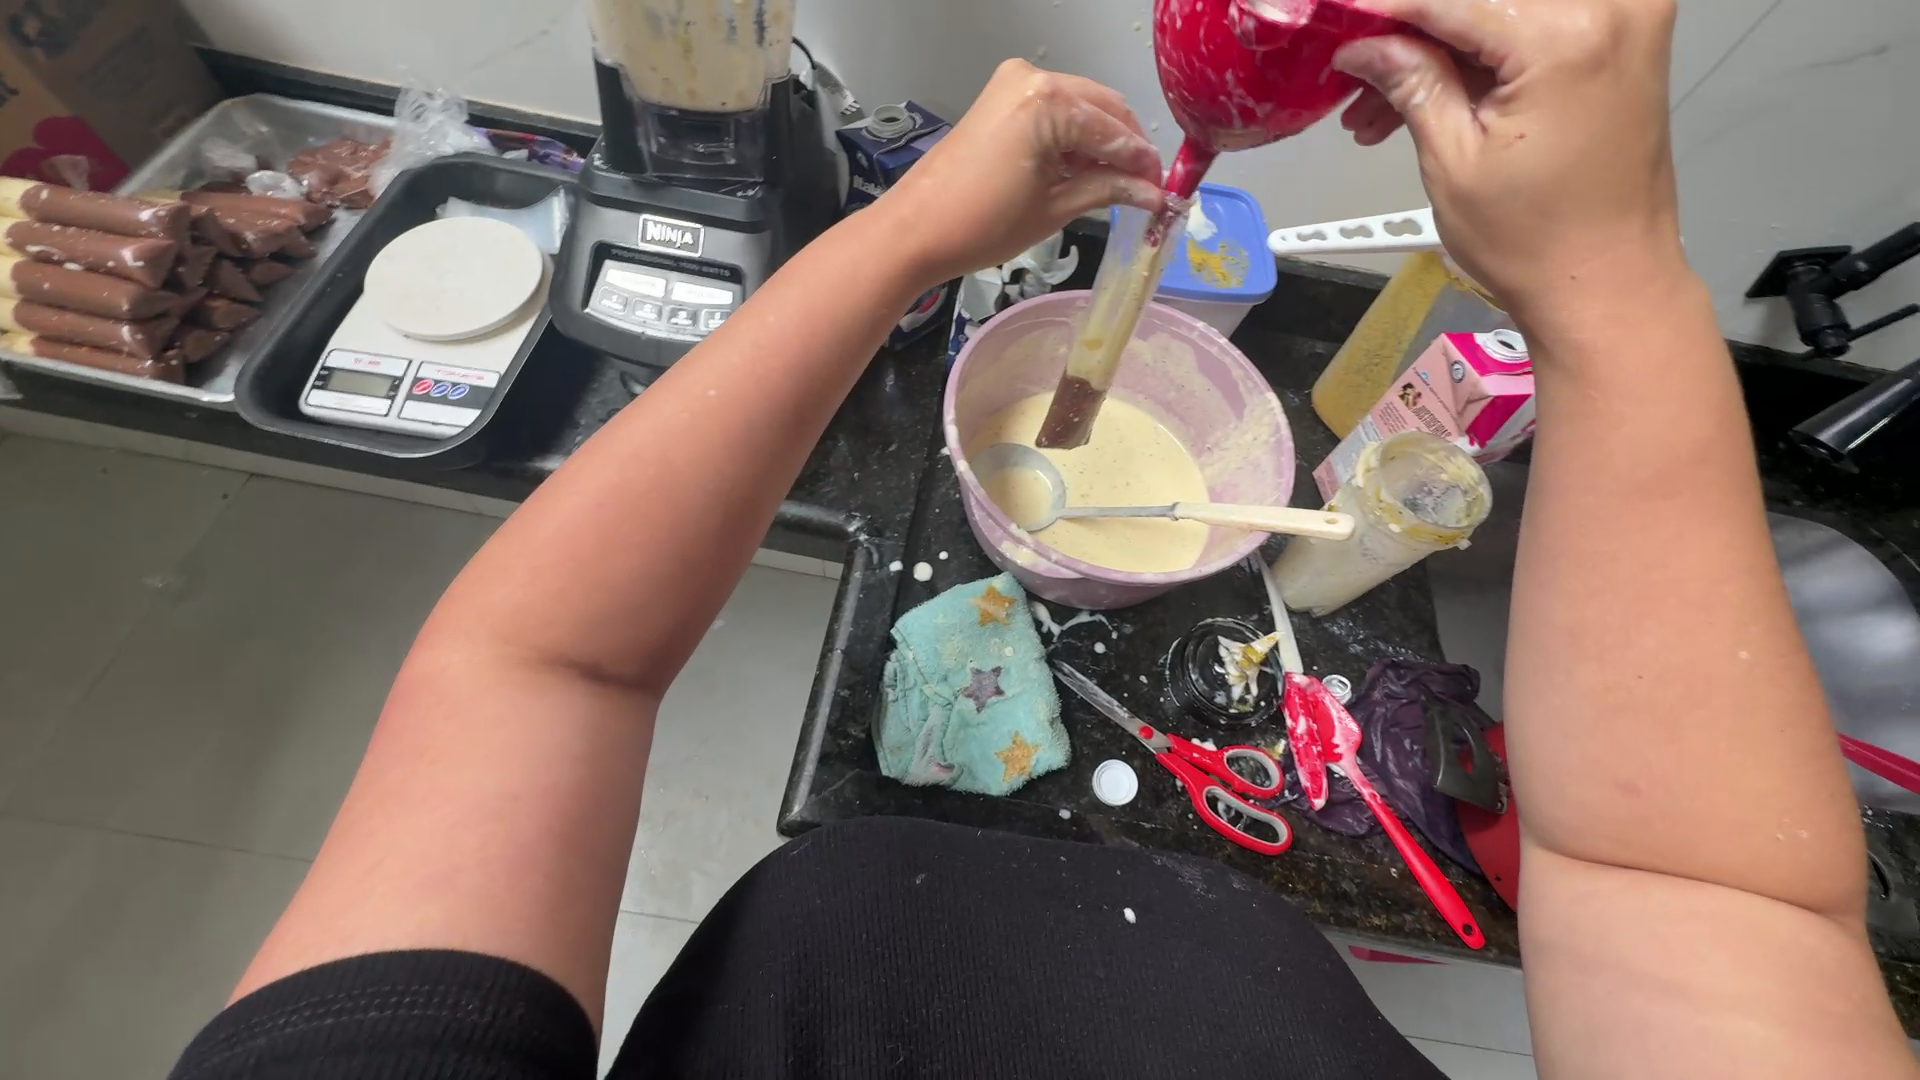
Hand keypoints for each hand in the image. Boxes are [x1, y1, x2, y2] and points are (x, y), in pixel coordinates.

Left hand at [876, 60, 1164, 287]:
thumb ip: (1107, 191)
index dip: (1142, 163)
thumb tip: (1152, 193)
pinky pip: (1053, 113)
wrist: (916, 231)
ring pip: (1079, 108)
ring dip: (1100, 144)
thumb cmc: (980, 226)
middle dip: (1125, 148)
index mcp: (1048, 101)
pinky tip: (1083, 172)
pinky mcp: (1000, 99)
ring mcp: (1013, 84)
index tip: (1164, 190)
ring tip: (1115, 187)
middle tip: (1145, 189)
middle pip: (1101, 108)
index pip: (1113, 129)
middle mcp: (1033, 78)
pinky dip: (1072, 140)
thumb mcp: (1054, 209)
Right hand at [1333, 0, 1688, 325]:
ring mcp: (1627, 11)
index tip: (1337, 21)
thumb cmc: (1524, 235)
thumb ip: (1413, 83)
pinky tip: (1428, 92)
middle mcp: (1611, 0)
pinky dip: (1478, 49)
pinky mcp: (1625, 32)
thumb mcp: (1451, 160)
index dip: (1388, 11)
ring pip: (1505, 6)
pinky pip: (1534, 20)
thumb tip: (1363, 44)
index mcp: (1565, 34)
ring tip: (1379, 104)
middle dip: (1414, 26)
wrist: (1605, 274)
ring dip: (1440, 42)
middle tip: (1359, 71)